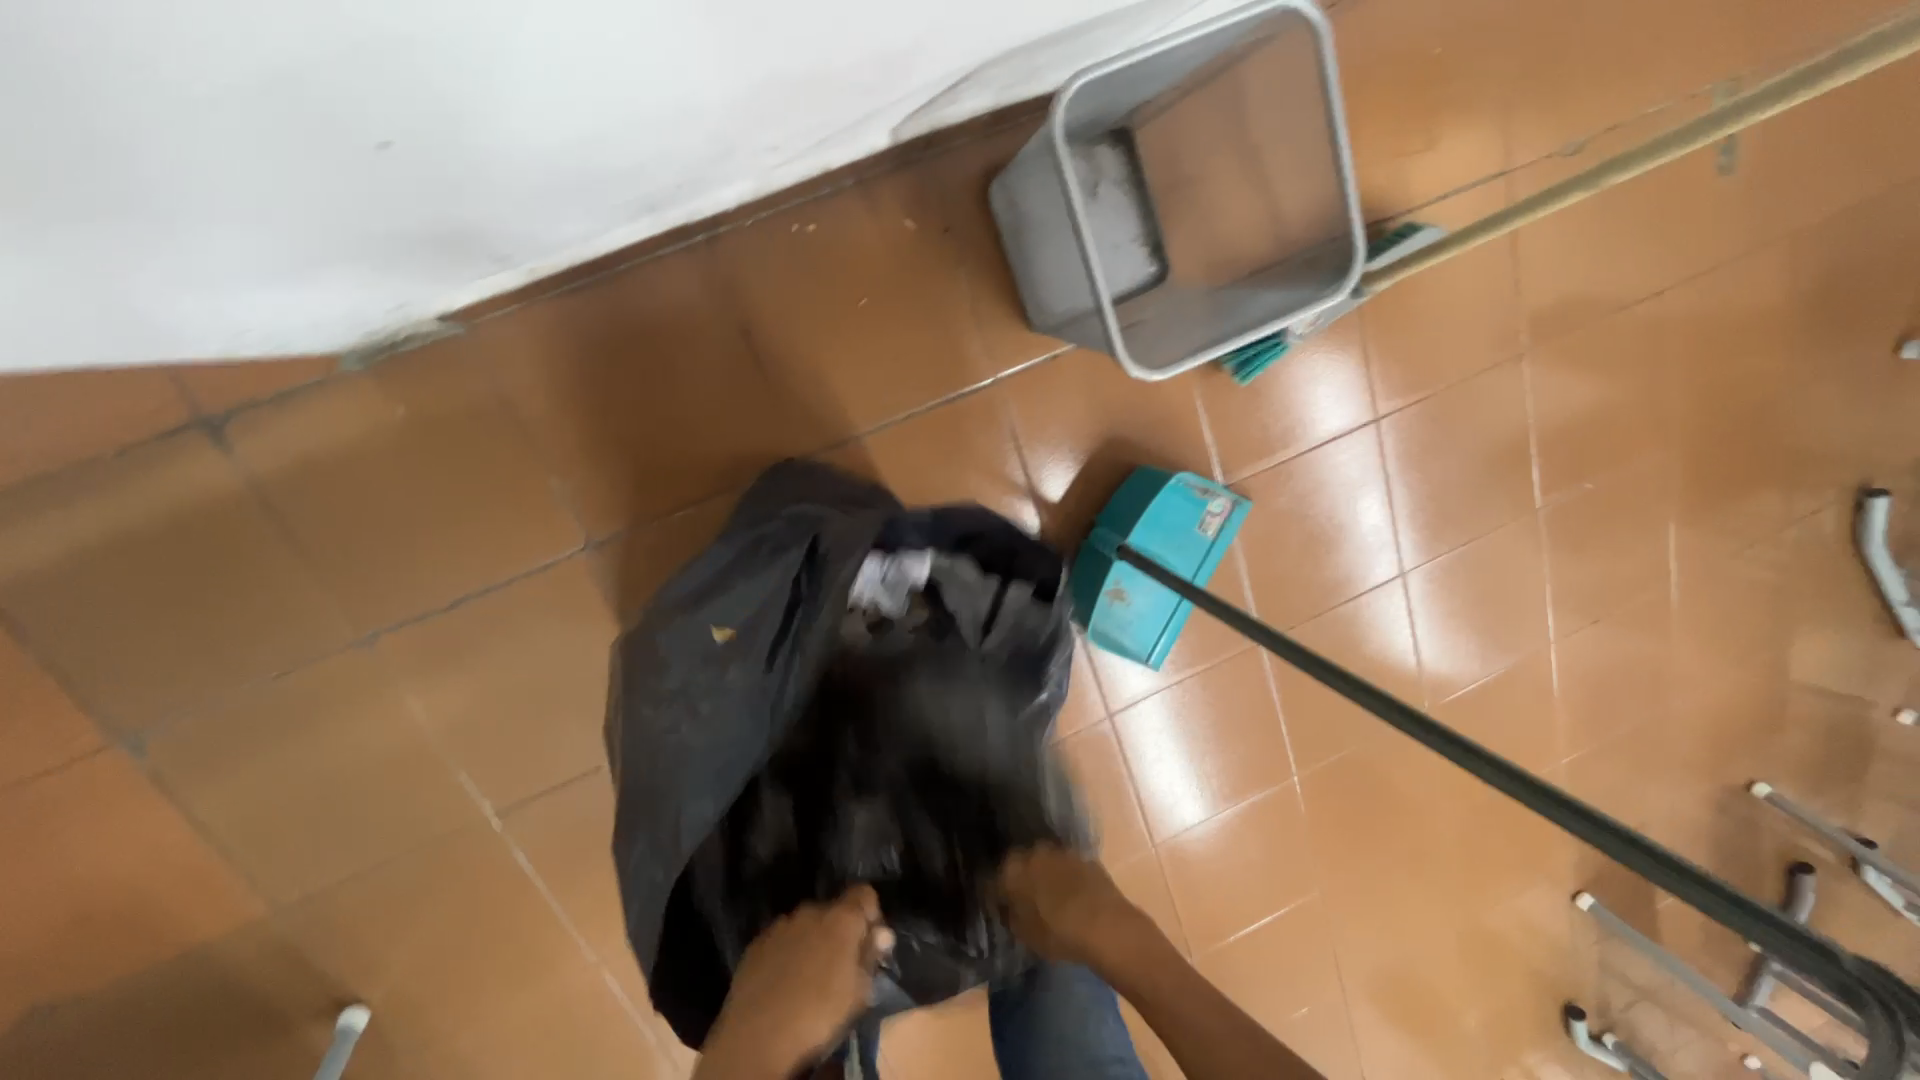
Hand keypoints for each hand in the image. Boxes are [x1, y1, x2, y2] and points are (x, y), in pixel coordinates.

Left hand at [698, 886, 894, 1079]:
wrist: (756, 1036)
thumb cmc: (818, 1014)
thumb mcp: (859, 992)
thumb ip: (871, 956)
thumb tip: (882, 934)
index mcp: (842, 918)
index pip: (865, 893)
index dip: (871, 913)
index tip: (870, 941)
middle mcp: (810, 911)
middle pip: (834, 910)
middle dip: (841, 931)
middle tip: (842, 966)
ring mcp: (780, 925)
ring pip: (806, 925)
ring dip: (813, 941)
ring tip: (810, 976)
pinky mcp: (757, 942)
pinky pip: (782, 939)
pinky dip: (788, 952)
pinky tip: (785, 981)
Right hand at [997, 845, 1154, 969]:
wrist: (1107, 925)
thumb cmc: (1057, 933)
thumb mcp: (1023, 934)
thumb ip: (1009, 915)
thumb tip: (1005, 906)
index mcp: (1011, 870)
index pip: (993, 879)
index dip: (994, 893)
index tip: (997, 905)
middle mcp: (1033, 852)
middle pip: (1019, 864)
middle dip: (1020, 878)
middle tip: (1024, 899)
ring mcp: (1061, 851)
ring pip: (1044, 862)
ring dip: (1044, 874)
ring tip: (1050, 896)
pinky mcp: (1085, 857)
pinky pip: (1067, 867)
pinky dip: (1066, 877)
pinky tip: (1072, 895)